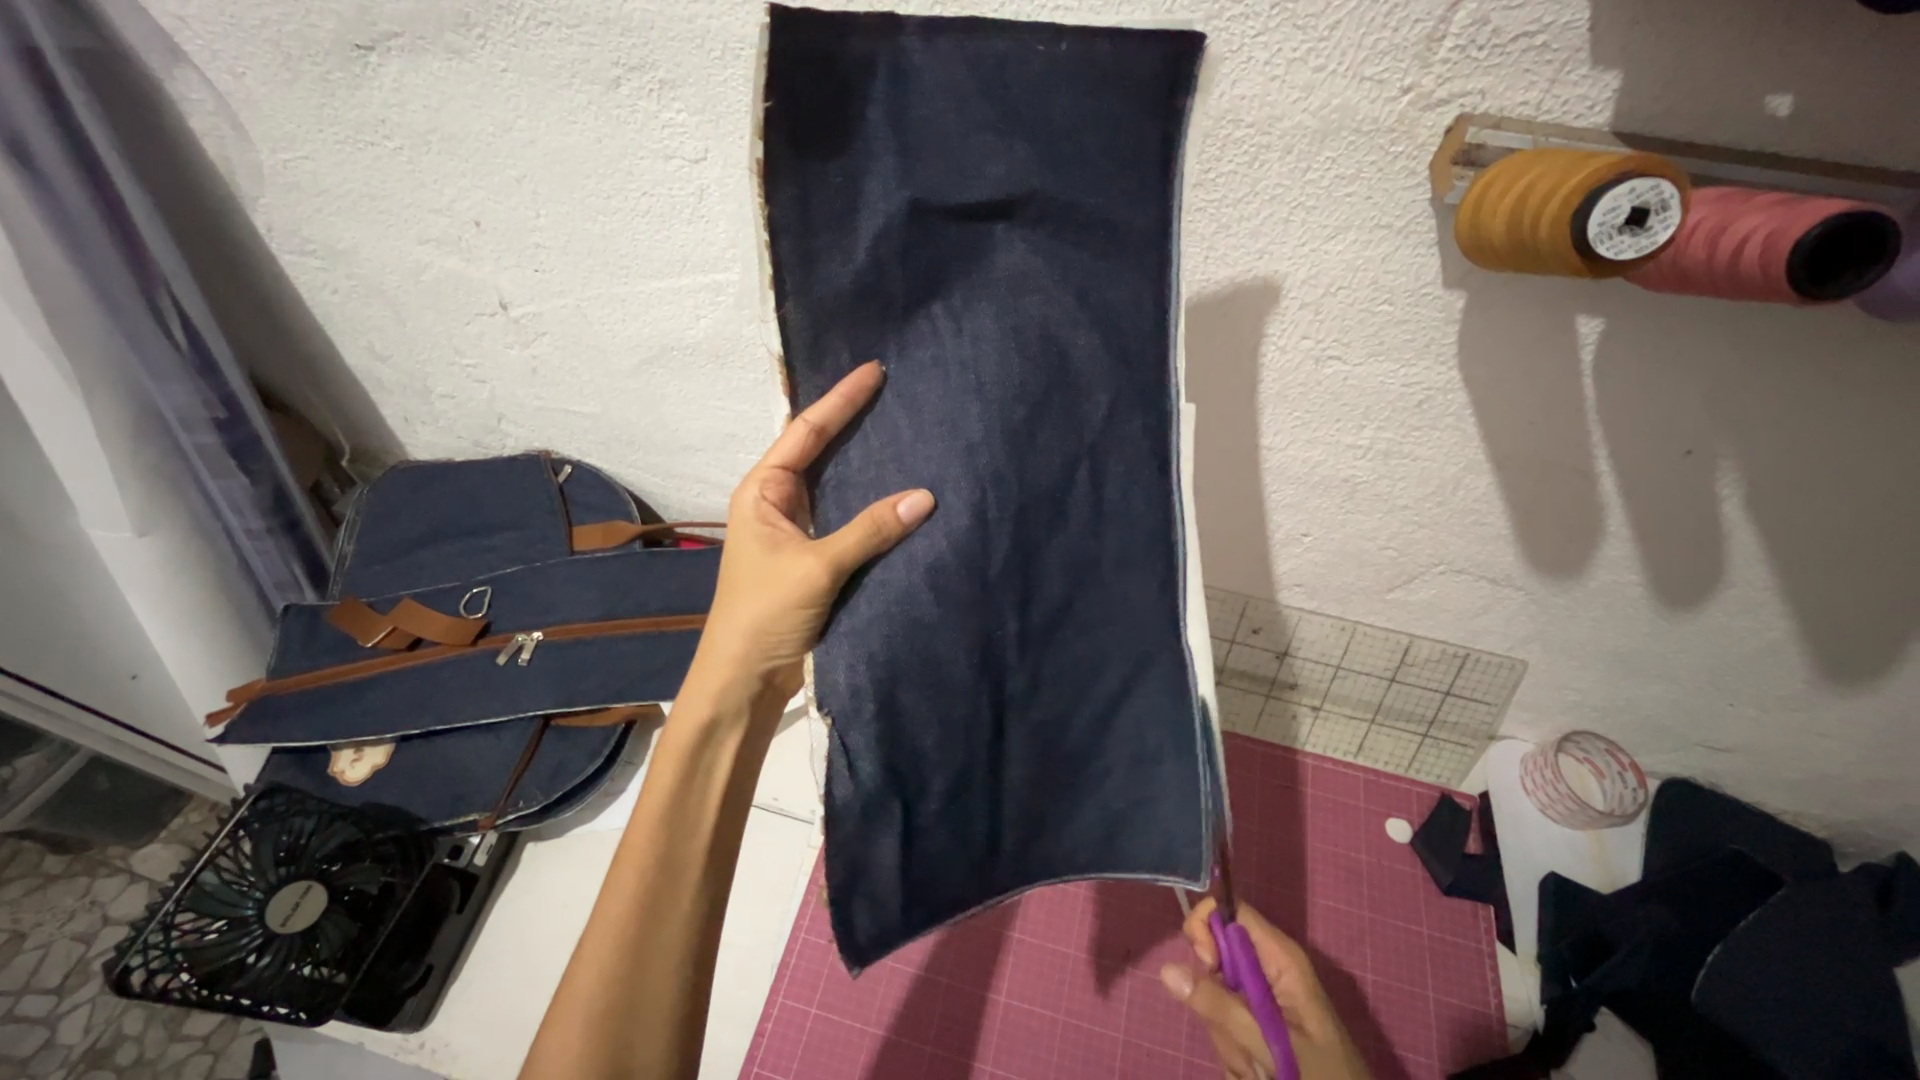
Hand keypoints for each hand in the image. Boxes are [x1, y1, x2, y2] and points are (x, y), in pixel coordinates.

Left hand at [680, 361, 933, 711]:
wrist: (745, 678)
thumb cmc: (765, 614)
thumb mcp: (818, 567)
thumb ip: (870, 530)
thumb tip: (924, 496)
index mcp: (763, 491)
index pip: (806, 432)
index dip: (841, 400)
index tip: (875, 370)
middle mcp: (778, 503)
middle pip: (820, 451)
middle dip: (854, 422)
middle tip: (896, 393)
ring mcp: (796, 532)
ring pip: (836, 486)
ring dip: (866, 463)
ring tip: (905, 431)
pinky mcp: (814, 559)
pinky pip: (848, 520)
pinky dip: (872, 505)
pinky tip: (901, 492)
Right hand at [1161, 898, 1371, 1079]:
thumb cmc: (1324, 1077)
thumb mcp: (1272, 1043)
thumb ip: (1220, 1007)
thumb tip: (1167, 969)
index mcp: (1280, 957)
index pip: (1230, 910)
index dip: (1207, 927)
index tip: (1205, 964)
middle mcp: (1269, 966)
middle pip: (1214, 954)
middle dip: (1213, 997)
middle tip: (1236, 1033)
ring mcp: (1261, 994)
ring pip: (1215, 993)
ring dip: (1224, 1032)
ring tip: (1254, 1065)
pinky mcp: (1257, 1018)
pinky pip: (1224, 1019)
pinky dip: (1232, 1048)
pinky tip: (1253, 1067)